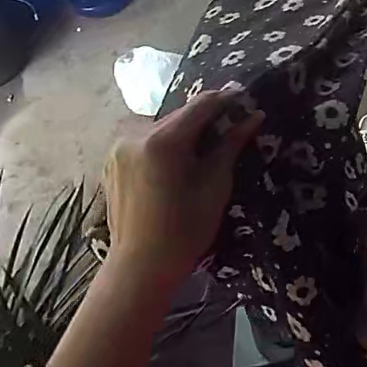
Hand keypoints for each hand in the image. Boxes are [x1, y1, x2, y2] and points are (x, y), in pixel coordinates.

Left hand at [104, 88, 263, 285]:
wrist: (141, 266)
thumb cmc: (186, 229)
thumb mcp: (215, 183)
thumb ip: (231, 143)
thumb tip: (254, 116)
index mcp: (163, 140)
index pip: (201, 105)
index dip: (226, 100)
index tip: (246, 99)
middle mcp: (136, 135)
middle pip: (180, 115)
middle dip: (206, 117)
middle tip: (231, 125)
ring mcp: (119, 147)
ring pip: (162, 127)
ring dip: (184, 131)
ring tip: (204, 147)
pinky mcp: (112, 161)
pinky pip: (145, 142)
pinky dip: (164, 144)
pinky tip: (177, 163)